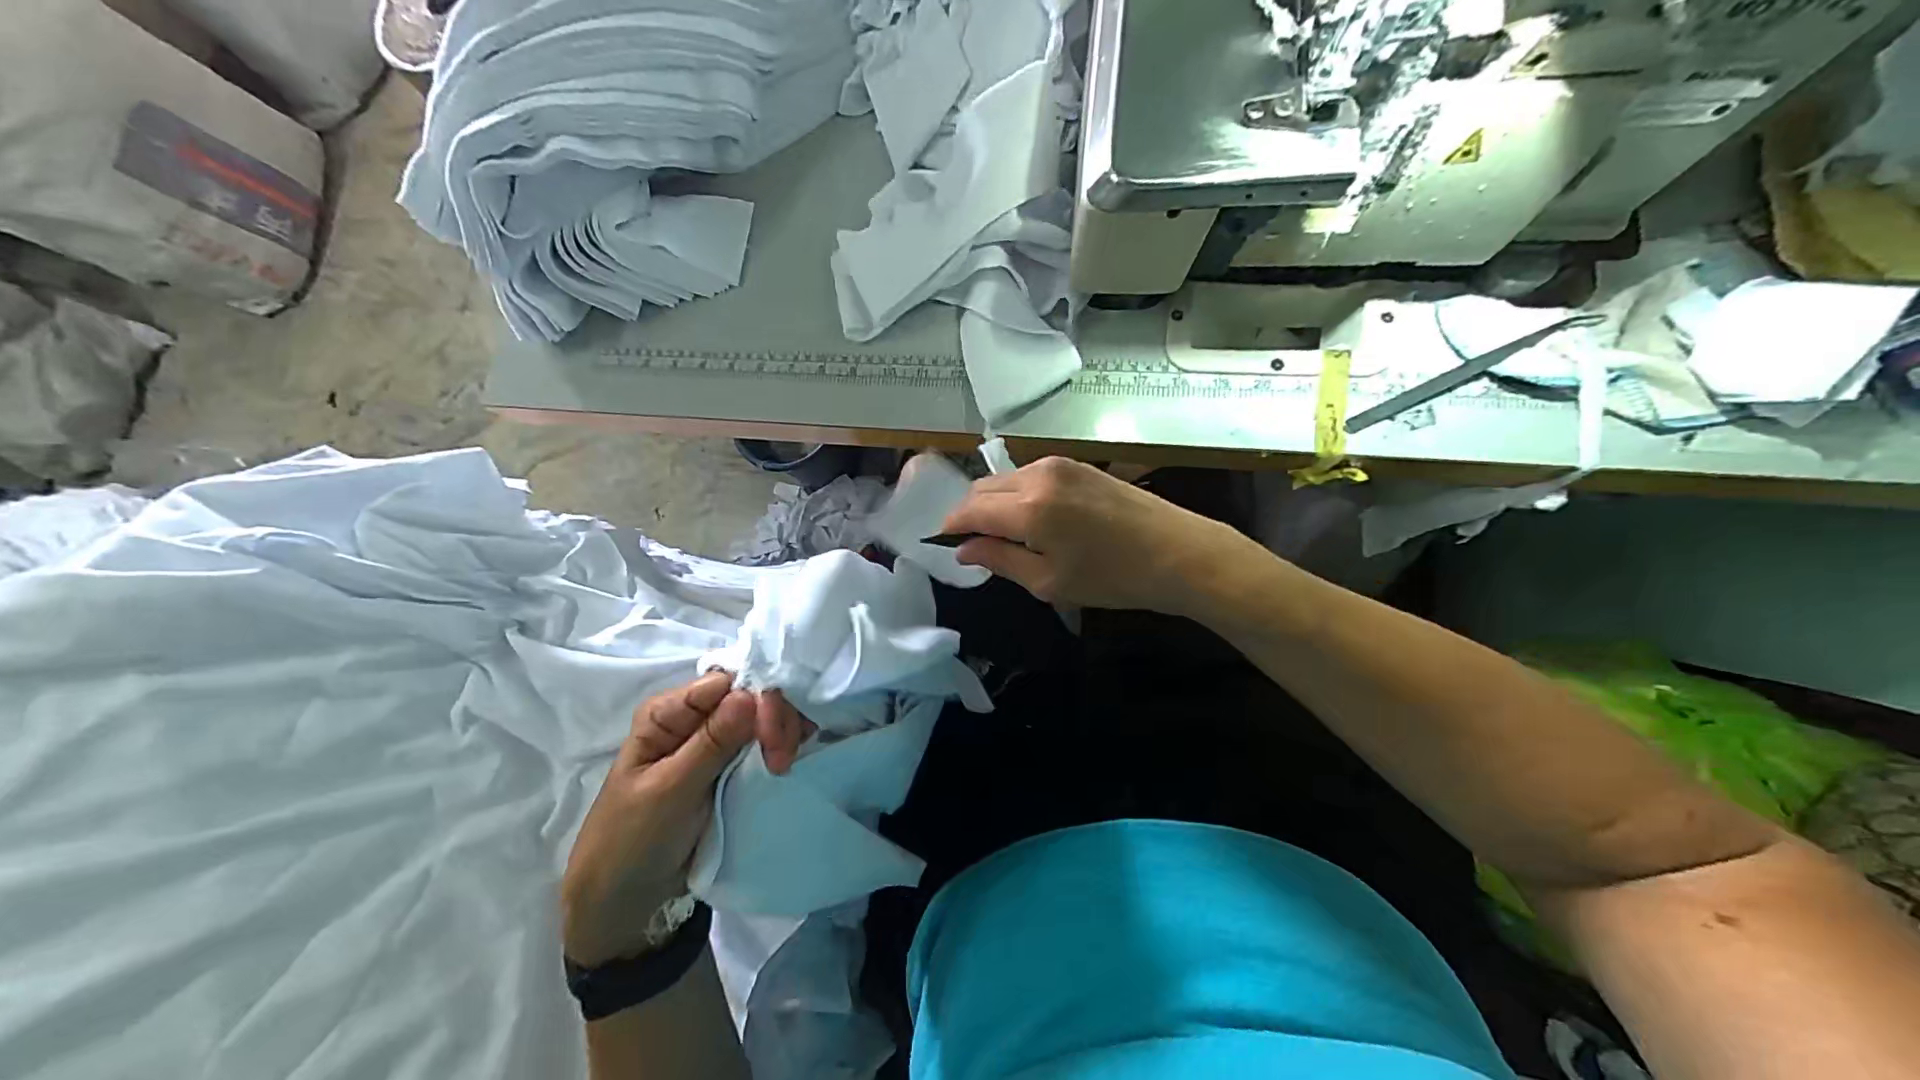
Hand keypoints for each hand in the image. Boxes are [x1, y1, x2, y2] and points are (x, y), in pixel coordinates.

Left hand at [561, 672, 808, 965]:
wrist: (626, 900)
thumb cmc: (633, 840)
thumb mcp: (670, 791)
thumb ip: (710, 743)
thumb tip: (750, 695)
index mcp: (669, 712)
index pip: (727, 683)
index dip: (758, 700)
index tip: (772, 739)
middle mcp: (695, 717)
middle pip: (751, 694)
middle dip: (774, 719)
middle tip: (782, 760)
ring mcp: (716, 741)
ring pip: (764, 716)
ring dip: (782, 734)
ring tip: (784, 766)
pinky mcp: (733, 765)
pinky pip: (765, 741)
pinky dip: (783, 745)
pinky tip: (790, 760)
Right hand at [939, 456, 1249, 613]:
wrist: (1180, 552)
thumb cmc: (1114, 577)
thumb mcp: (1049, 582)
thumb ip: (999, 560)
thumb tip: (964, 550)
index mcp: (1029, 508)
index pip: (969, 509)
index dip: (950, 526)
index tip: (943, 544)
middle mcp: (1038, 475)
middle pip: (982, 487)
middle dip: (969, 513)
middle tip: (974, 544)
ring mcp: (1060, 464)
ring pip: (1005, 479)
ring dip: (994, 502)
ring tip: (1005, 535)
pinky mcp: (1078, 464)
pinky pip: (1030, 475)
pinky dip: (1018, 494)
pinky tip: (1032, 519)